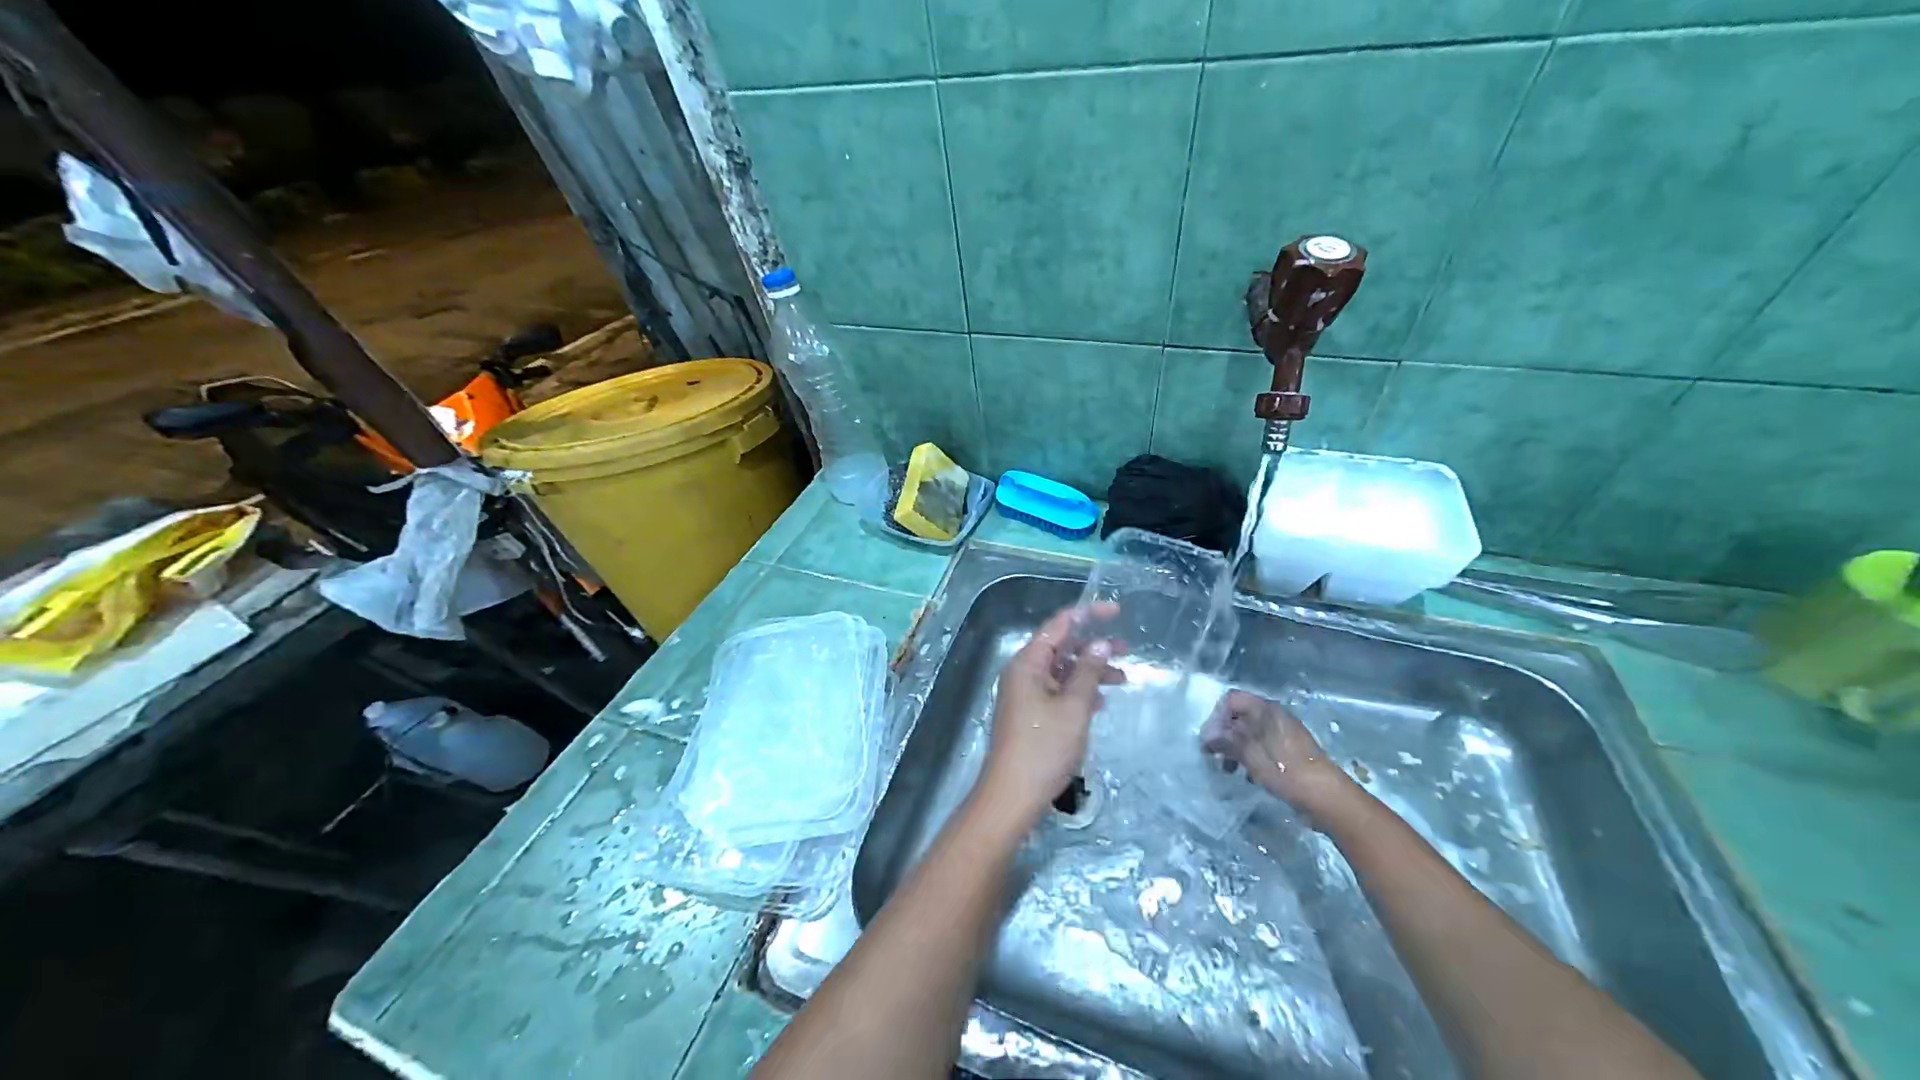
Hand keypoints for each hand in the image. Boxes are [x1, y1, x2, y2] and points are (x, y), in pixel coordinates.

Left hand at [978, 604, 1123, 819]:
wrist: (1012, 795)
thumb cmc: (1044, 747)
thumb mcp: (1074, 707)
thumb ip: (1089, 672)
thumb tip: (1101, 644)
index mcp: (1027, 663)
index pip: (1059, 626)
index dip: (1088, 615)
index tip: (1116, 611)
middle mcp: (1022, 673)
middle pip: (1061, 648)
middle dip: (1093, 647)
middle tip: (1127, 650)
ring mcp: (1024, 695)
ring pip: (1062, 672)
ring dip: (1090, 672)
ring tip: (1123, 679)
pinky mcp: (1030, 715)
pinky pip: (1057, 692)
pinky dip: (1079, 692)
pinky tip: (1101, 702)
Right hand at [1202, 689, 1352, 816]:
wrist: (1328, 797)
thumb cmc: (1286, 771)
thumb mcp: (1251, 755)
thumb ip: (1227, 740)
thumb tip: (1207, 735)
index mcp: (1266, 710)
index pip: (1231, 699)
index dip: (1216, 716)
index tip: (1210, 739)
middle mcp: (1275, 716)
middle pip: (1240, 716)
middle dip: (1223, 734)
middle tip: (1213, 755)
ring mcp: (1284, 733)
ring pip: (1250, 733)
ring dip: (1235, 748)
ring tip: (1228, 769)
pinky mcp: (1290, 750)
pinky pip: (1262, 746)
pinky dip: (1250, 757)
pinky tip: (1249, 776)